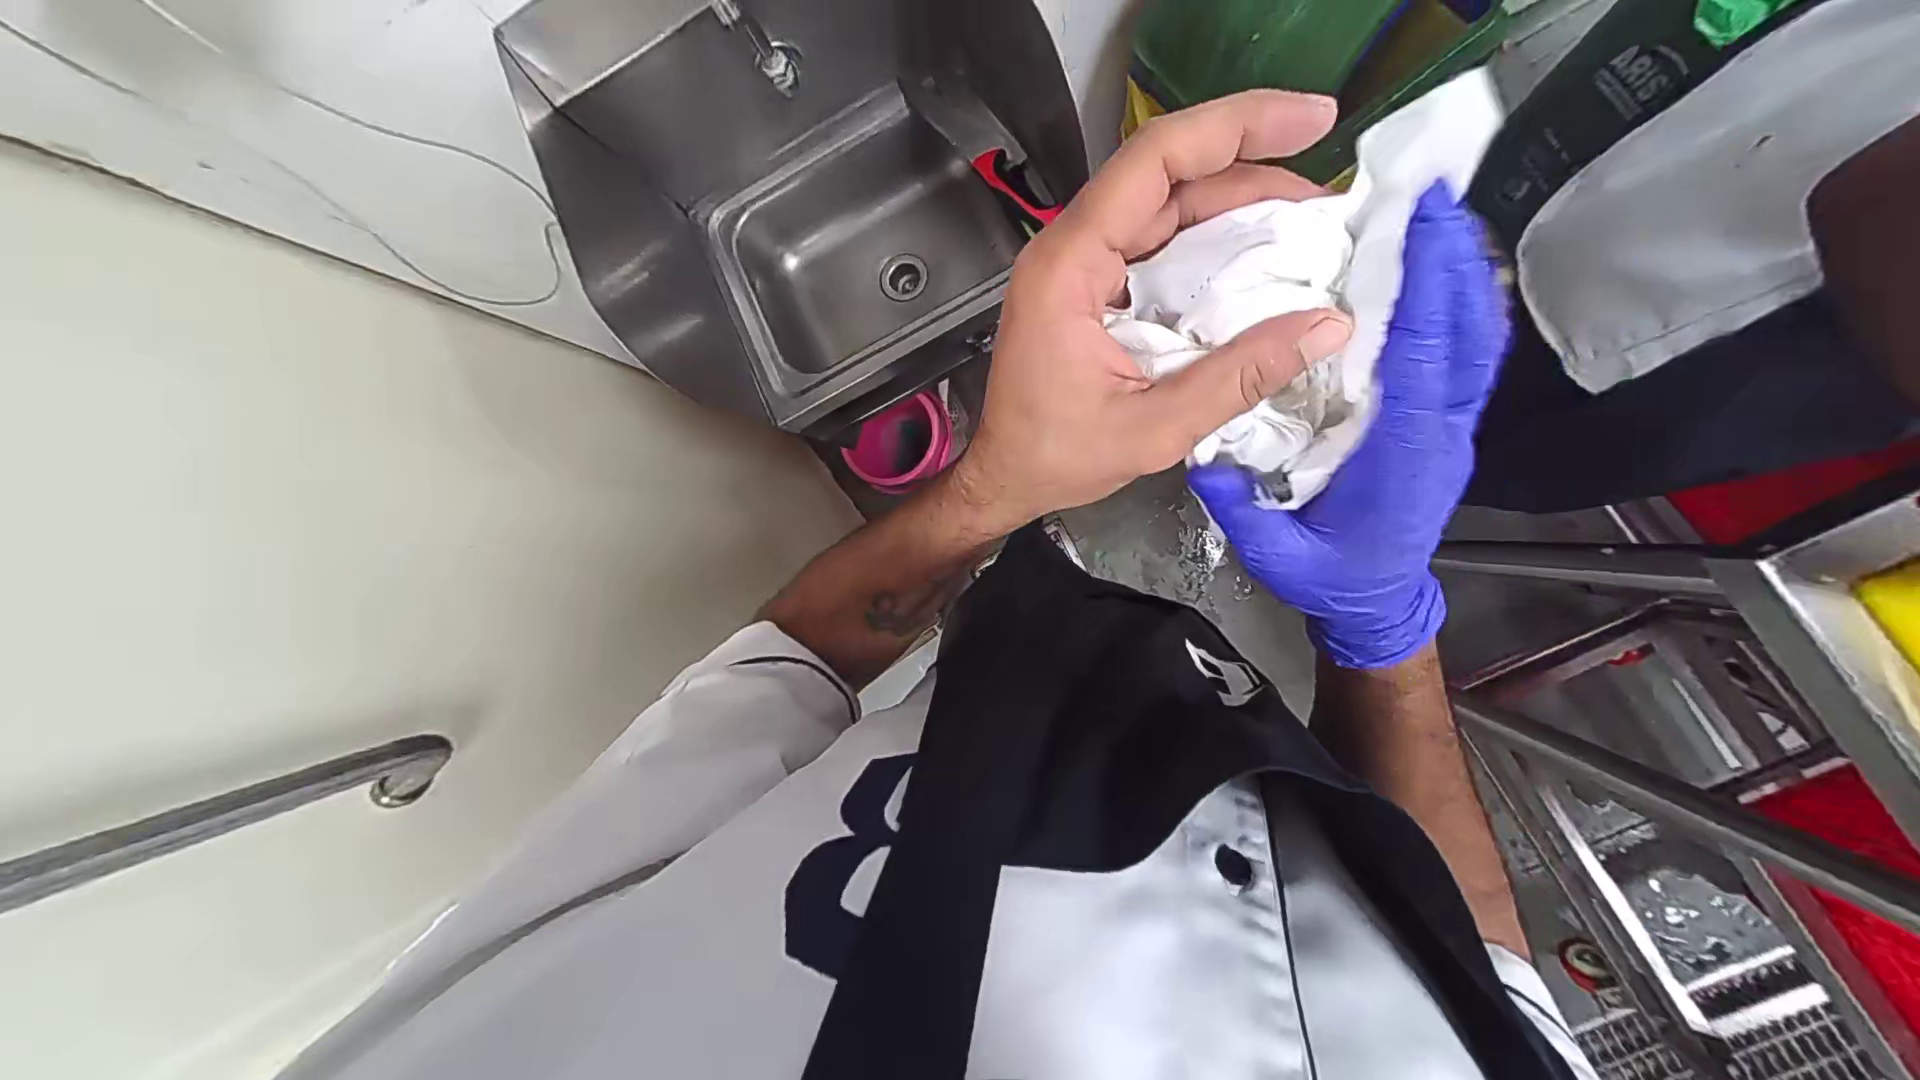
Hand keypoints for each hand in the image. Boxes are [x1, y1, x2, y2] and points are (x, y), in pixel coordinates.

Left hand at [947, 91, 1354, 533]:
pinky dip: (1201, 248)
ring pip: (1159, 212)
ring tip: (1300, 228)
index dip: (1238, 125)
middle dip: (1250, 173)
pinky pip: (1148, 249)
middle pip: (1164, 180)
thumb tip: (1325, 328)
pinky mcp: (1083, 292)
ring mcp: (1072, 271)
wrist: (1006, 476)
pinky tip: (1247, 264)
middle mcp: (1065, 253)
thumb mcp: (1153, 427)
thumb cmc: (1056, 458)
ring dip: (1230, 211)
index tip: (1314, 119)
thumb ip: (1238, 378)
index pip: (1154, 161)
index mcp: (1067, 269)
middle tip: (1322, 201)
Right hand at [1189, 184, 1509, 668]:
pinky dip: (1459, 306)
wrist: (1377, 603)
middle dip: (1449, 257)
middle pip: (1466, 331)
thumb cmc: (1329, 579)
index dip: (1425, 285)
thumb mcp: (1273, 554)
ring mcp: (1451, 428)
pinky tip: (1433, 278)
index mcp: (1401, 457)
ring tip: (1429, 220)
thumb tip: (1204, 454)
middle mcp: (1440, 432)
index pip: (1425, 358)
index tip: (1418, 220)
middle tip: (1424, 195)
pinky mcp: (1445, 427)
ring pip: (1477, 337)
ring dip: (1459, 274)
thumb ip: (1239, 507)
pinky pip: (1468, 356)